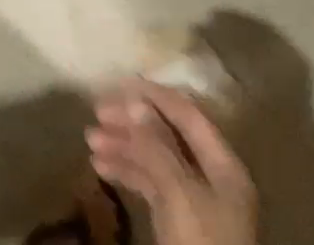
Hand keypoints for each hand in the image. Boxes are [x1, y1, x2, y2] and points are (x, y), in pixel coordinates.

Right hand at [87, 80, 255, 244]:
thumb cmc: (201, 238)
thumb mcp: (178, 190)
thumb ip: (158, 145)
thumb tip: (134, 101)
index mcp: (223, 163)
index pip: (189, 115)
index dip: (156, 96)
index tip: (120, 83)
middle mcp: (211, 175)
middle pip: (169, 136)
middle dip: (132, 121)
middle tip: (97, 111)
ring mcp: (194, 197)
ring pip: (155, 159)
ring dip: (123, 145)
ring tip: (90, 139)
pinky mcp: (178, 218)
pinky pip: (150, 183)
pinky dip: (126, 171)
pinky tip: (100, 166)